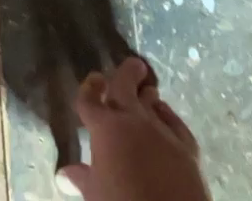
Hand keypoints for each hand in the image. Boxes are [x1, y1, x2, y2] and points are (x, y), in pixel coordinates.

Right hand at [59, 57, 208, 200]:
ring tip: (148, 89)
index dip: (89, 87)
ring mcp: (162, 133)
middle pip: (125, 89)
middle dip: (126, 74)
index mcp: (104, 127)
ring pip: (152, 104)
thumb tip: (64, 174)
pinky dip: (169, 116)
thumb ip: (81, 178)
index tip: (94, 78)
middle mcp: (132, 121)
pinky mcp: (187, 149)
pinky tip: (166, 114)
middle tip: (133, 63)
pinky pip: (176, 124)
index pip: (90, 99)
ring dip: (148, 95)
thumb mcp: (95, 193)